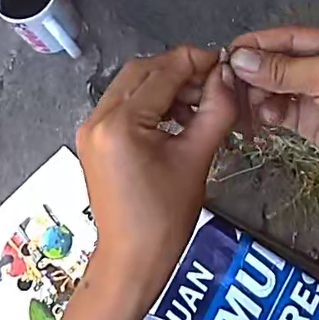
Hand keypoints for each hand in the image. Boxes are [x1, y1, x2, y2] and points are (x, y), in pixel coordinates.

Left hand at [77, 47, 235, 303]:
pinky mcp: (95, 140)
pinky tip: (178, 117)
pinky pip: (125, 106)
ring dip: (166, 86)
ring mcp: (91, 129)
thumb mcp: (197, 158)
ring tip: (199, 103)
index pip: (162, 73)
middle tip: (214, 81)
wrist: (133, 258)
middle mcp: (98, 119)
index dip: (197, 62)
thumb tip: (227, 78)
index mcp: (121, 124)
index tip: (223, 62)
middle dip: (180, 70)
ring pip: (133, 86)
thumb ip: (215, 111)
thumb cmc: (164, 217)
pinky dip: (152, 103)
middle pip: (143, 71)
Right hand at [225, 27, 318, 199]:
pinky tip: (258, 116)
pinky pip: (284, 114)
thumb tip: (244, 59)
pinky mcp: (318, 125)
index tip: (228, 52)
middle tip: (228, 82)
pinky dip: (268, 114)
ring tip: (241, 103)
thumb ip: (286, 68)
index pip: (288, 38)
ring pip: (278, 89)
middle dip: (253, 71)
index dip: (257, 44)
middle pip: (279, 63)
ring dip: (258, 94)